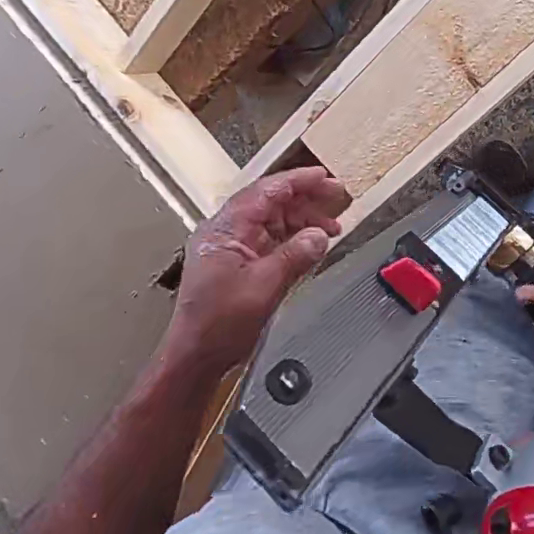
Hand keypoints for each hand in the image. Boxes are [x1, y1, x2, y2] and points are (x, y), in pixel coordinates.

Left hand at [162, 167, 351, 376]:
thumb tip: (318, 236)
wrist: (196, 355)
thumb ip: (294, 257)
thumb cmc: (216, 325)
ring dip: (301, 221)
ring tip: (330, 227)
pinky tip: (310, 246)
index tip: (324, 178)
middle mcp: (225, 233)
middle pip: (270, 203)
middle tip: (336, 198)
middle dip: (305, 200)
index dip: (298, 182)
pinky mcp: (236, 266)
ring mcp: (230, 249)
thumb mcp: (264, 287)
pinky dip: (291, 241)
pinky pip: (268, 242)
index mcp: (224, 229)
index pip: (266, 191)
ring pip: (271, 222)